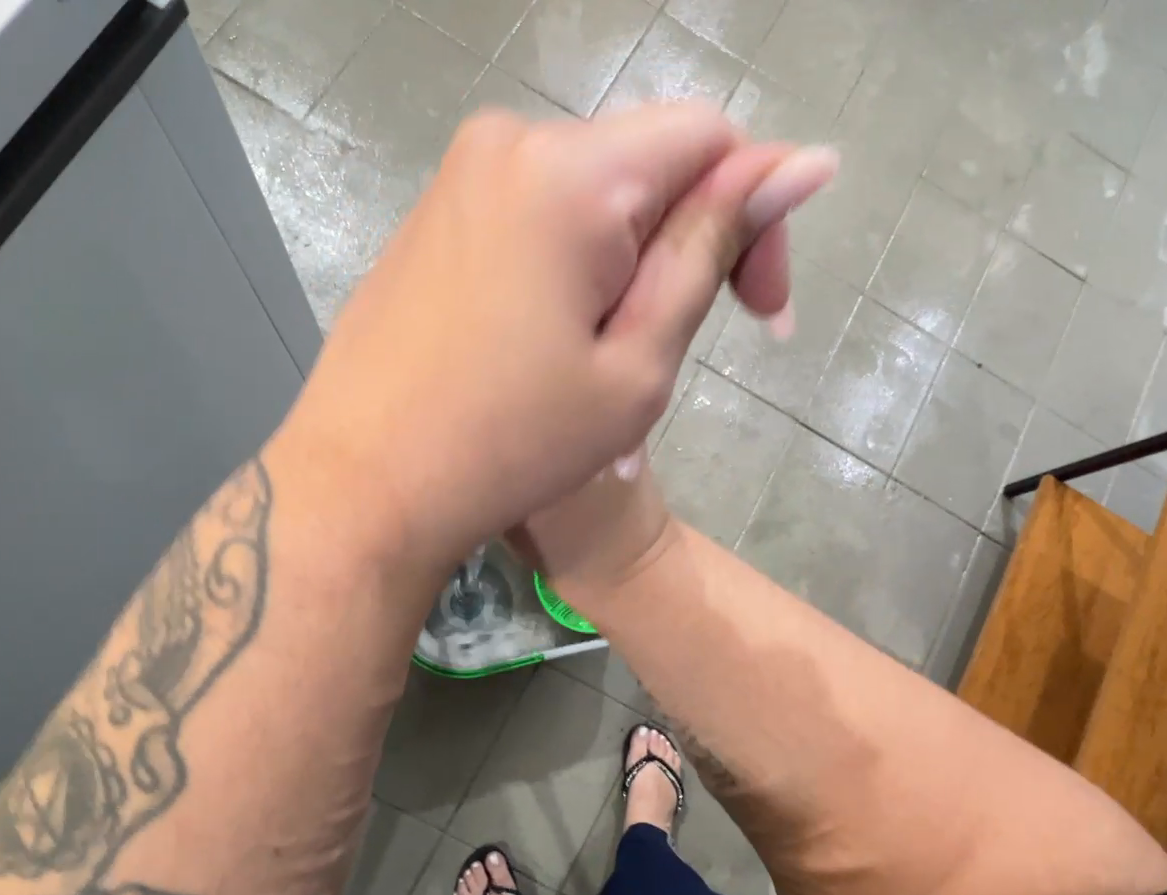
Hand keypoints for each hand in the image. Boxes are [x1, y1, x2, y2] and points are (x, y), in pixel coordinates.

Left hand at [268, 104, 836, 574]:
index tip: (759, 316)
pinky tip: (553, 345)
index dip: (756, 215)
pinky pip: (537, 214)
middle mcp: (511, 141)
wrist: (363, 484)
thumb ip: (714, 249)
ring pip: (595, 194)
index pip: (711, 137)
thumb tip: (804, 163)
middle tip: (672, 354)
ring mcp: (462, 174)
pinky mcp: (436, 214)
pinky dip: (574, 266)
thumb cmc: (512, 443)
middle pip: (649, 162)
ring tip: (607, 366)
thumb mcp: (639, 361)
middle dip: (689, 245)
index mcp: (571, 172)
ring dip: (629, 266)